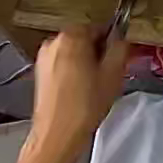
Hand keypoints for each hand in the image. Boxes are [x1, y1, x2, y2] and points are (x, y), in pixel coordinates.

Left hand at [25, 26, 127, 149]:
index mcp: (71, 37)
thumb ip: (121, 47)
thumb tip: (122, 39)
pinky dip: (74, 71)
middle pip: (85, 38)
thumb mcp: (114, 72)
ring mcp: (44, 59)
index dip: (113, 42)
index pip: (100, 27)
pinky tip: (82, 90)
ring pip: (74, 52)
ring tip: (96, 83)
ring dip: (87, 62)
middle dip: (99, 52)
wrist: (57, 136)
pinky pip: (64, 64)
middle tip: (110, 71)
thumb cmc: (84, 106)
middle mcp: (53, 43)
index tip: (119, 55)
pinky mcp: (40, 74)